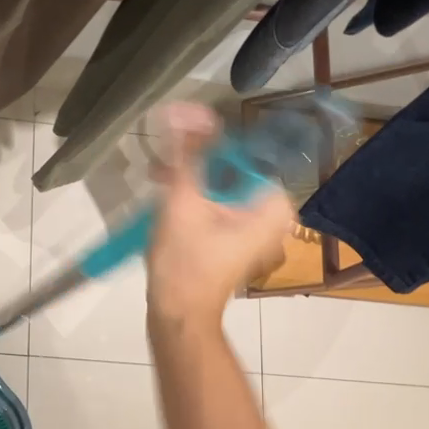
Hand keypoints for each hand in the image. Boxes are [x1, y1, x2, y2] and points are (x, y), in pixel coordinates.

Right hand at [145, 102, 296, 326]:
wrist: (177, 317)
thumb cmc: (184, 264)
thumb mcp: (182, 202)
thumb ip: (184, 154)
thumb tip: (179, 111)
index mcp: (272, 202)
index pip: (245, 148)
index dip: (209, 132)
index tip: (176, 121)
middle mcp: (272, 211)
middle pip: (232, 166)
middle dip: (195, 155)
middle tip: (160, 153)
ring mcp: (254, 227)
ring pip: (221, 184)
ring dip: (189, 174)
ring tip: (156, 174)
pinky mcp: (234, 237)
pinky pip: (216, 202)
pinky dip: (193, 194)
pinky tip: (166, 192)